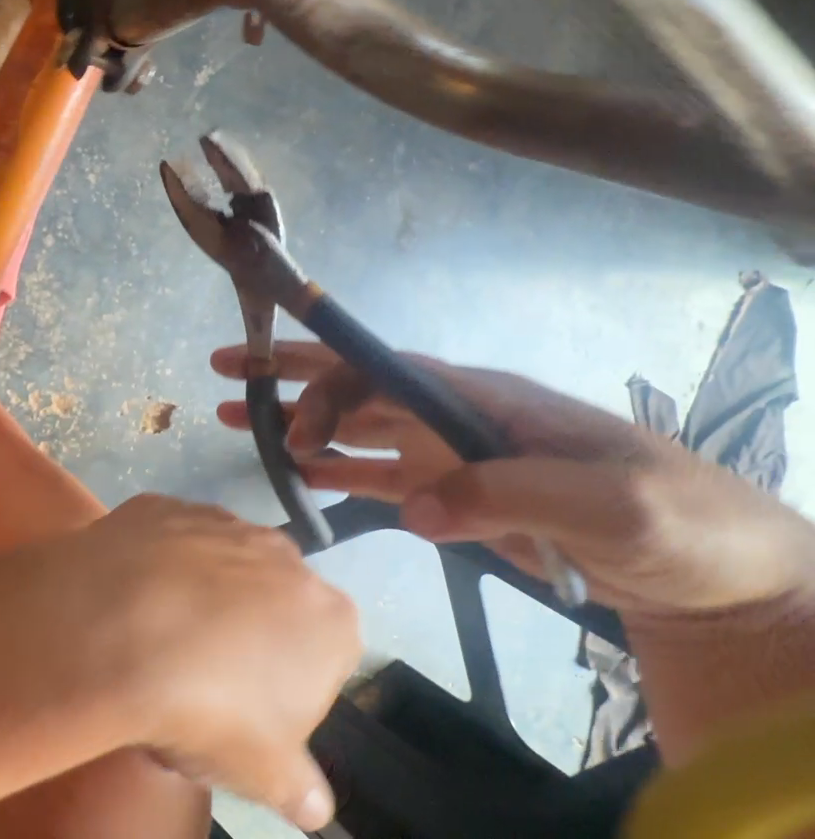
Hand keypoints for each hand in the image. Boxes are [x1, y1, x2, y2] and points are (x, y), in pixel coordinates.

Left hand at [16, 494, 358, 829]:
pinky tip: (122, 594)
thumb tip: (312, 806)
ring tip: (147, 636)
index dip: (281, 687)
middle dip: (239, 633)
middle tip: (191, 675)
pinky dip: (146, 562)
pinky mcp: (154, 505)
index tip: (242, 710)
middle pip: (266, 601)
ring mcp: (214, 520)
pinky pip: (157, 539)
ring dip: (192, 592)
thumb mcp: (265, 776)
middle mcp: (281, 554)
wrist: (109, 631)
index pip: (319, 656)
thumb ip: (299, 790)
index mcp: (329, 618)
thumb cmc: (206, 708)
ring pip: (211, 562)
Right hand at [211, 342, 814, 617]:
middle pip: (357, 387)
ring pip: (355, 429)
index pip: (387, 372)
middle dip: (291, 376)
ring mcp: (451, 457)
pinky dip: (331, 472)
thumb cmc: (680, 522)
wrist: (725, 582)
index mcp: (487, 399)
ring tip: (234, 414)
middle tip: (227, 370)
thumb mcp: (609, 501)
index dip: (328, 377)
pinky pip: (375, 479)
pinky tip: (292, 470)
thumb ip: (507, 494)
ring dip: (297, 421)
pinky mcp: (453, 498)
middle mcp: (456, 417)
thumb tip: (412, 508)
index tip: (284, 404)